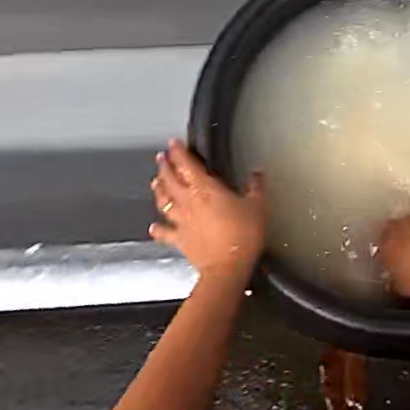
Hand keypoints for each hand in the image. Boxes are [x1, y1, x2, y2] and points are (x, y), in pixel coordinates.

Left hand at [150, 139, 266, 278]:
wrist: (228, 267)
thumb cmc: (243, 233)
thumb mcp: (257, 205)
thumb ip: (256, 186)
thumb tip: (257, 172)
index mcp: (206, 189)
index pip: (188, 165)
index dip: (179, 152)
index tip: (173, 143)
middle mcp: (190, 202)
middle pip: (171, 180)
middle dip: (165, 167)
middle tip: (161, 158)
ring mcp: (182, 221)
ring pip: (164, 202)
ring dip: (158, 191)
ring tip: (154, 182)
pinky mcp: (180, 240)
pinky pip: (165, 233)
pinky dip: (158, 229)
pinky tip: (153, 227)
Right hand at [377, 214, 409, 297]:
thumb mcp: (404, 288)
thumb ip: (394, 285)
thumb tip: (391, 283)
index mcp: (386, 241)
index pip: (380, 248)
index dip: (387, 259)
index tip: (393, 269)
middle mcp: (399, 226)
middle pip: (395, 234)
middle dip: (400, 245)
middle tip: (408, 261)